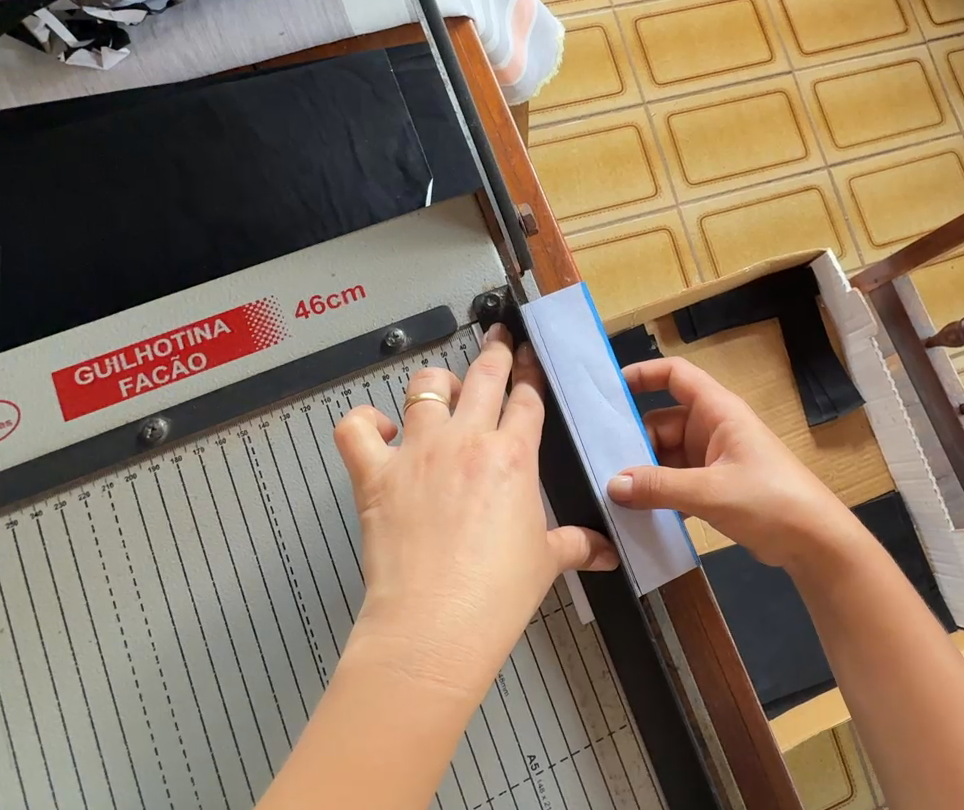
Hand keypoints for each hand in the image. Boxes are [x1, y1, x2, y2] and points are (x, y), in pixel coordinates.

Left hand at [332, 324, 616, 693]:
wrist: (435, 625)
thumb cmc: (497, 593)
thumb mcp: (547, 561)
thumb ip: (576, 544)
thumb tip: (605, 552)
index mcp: (515, 455)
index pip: (527, 396)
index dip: (530, 372)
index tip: (529, 357)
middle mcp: (467, 441)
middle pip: (484, 375)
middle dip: (494, 351)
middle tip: (497, 338)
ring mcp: (419, 453)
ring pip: (426, 388)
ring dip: (436, 382)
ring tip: (443, 386)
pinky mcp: (376, 474)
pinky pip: (358, 429)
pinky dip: (365, 421)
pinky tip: (380, 428)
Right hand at [607, 356, 861, 572]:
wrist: (813, 540)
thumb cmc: (770, 500)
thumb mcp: (711, 492)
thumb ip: (660, 487)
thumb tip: (612, 484)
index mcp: (718, 411)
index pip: (676, 376)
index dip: (643, 374)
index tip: (608, 388)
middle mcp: (713, 428)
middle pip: (662, 421)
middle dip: (633, 439)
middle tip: (596, 461)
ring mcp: (714, 458)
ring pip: (666, 454)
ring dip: (643, 471)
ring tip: (607, 491)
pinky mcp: (715, 487)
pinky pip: (676, 480)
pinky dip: (658, 492)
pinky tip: (634, 512)